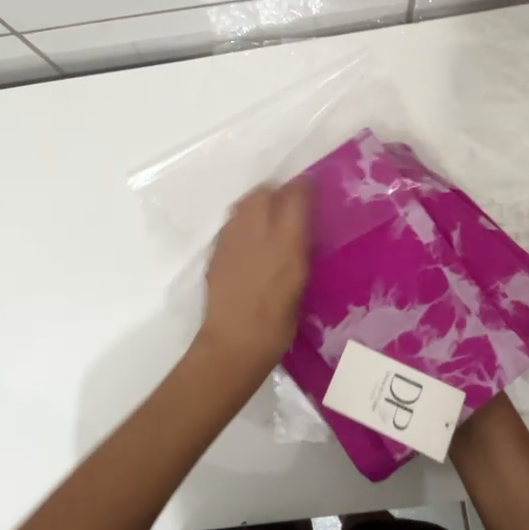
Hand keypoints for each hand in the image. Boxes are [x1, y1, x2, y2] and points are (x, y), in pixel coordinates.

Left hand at [195, 181, 309, 377]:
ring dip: (257, 204)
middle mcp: (256, 231)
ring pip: (243, 204)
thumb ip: (301, 249)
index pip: (295, 195)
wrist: (234, 343)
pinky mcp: (215, 252)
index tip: (313, 186)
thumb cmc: (277, 322)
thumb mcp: (301, 283)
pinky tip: (249, 242)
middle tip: (289, 203)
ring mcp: (230, 239)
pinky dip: (242, 224)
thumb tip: (303, 228)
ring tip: (268, 219)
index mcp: (285, 240)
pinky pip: (231, 224)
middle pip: (264, 191)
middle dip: (277, 191)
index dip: (305, 186)